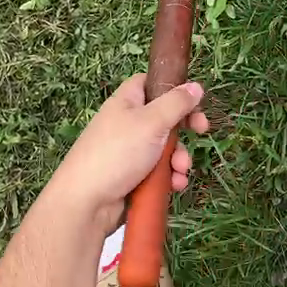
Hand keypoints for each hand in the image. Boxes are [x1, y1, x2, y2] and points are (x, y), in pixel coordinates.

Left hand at [42, 74, 211, 234]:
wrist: (86, 204)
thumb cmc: (118, 153)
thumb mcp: (152, 122)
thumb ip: (177, 103)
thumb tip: (196, 86)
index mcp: (127, 101)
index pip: (151, 83)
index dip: (172, 88)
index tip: (192, 100)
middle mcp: (127, 123)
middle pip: (164, 117)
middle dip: (183, 128)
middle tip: (201, 130)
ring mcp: (129, 152)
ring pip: (164, 148)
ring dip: (178, 158)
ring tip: (180, 170)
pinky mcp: (131, 178)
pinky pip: (157, 171)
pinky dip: (169, 177)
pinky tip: (175, 185)